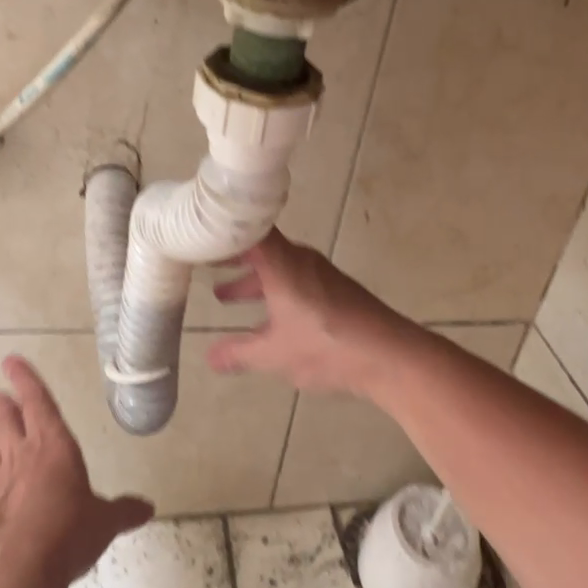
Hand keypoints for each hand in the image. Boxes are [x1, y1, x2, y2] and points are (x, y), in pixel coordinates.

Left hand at [0, 356, 154, 587]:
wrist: (19, 573)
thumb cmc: (68, 534)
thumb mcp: (106, 521)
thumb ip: (124, 511)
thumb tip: (148, 508)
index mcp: (54, 447)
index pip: (38, 403)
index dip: (26, 380)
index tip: (11, 361)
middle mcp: (22, 458)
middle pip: (8, 423)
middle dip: (4, 407)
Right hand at [206, 228, 418, 396]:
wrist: (389, 354)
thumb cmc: (326, 346)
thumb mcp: (274, 354)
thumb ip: (240, 353)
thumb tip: (209, 359)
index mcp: (283, 264)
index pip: (249, 229)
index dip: (223, 228)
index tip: (197, 232)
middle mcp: (301, 261)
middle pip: (262, 247)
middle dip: (233, 257)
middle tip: (203, 263)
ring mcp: (320, 275)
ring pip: (278, 268)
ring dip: (253, 280)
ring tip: (225, 295)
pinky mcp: (334, 292)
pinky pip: (293, 281)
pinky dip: (272, 291)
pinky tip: (266, 318)